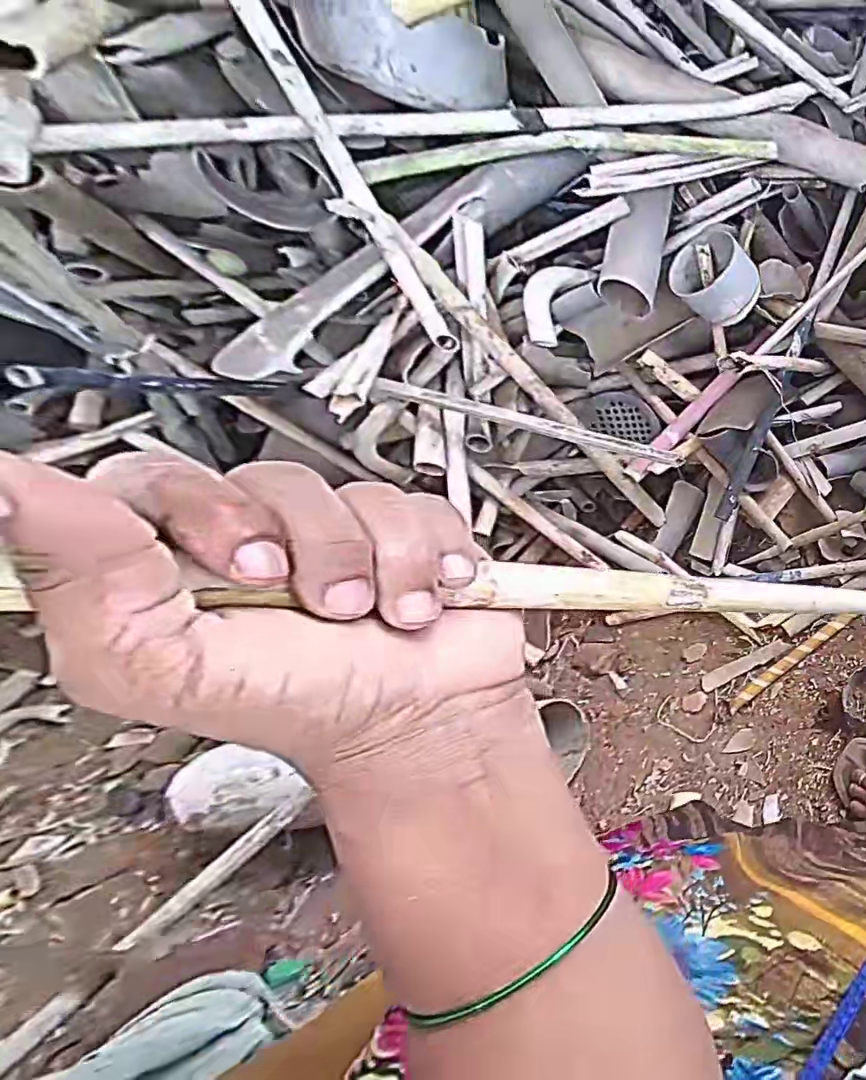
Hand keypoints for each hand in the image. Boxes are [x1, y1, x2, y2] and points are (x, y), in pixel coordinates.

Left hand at [0, 452, 528, 787]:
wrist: (425, 717)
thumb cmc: (304, 704)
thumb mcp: (160, 664)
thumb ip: (83, 578)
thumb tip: (3, 486)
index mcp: (180, 563)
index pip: (161, 479)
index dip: (209, 512)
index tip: (251, 572)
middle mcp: (269, 538)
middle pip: (280, 480)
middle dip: (319, 548)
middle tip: (329, 604)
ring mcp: (352, 534)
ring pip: (366, 496)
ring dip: (388, 565)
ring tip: (389, 613)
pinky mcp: (423, 536)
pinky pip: (430, 511)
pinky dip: (437, 560)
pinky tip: (431, 595)